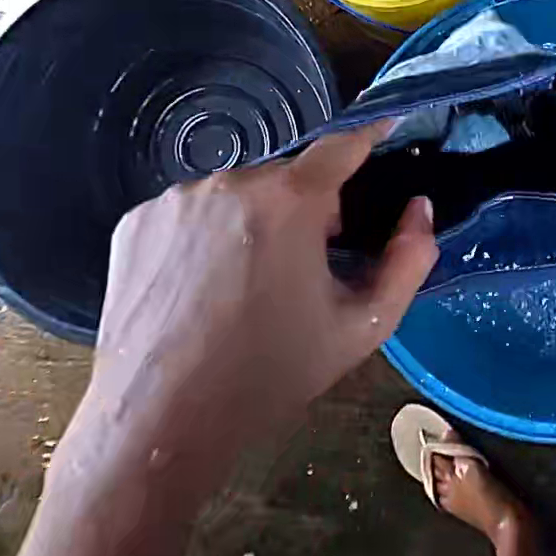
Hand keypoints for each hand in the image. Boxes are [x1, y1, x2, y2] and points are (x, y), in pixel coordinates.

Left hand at [62, 122, 437, 485]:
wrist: (160, 425)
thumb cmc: (274, 372)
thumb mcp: (366, 324)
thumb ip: (410, 258)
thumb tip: (419, 209)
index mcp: (291, 201)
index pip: (342, 145)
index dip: (370, 136)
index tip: (386, 130)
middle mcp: (230, 183)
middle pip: (291, 176)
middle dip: (312, 205)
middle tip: (312, 263)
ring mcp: (175, 200)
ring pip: (242, 192)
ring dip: (262, 217)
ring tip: (254, 280)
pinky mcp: (135, 222)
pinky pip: (195, 209)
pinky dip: (214, 230)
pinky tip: (207, 282)